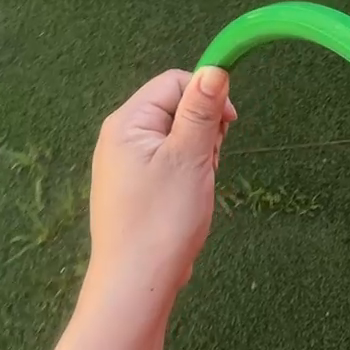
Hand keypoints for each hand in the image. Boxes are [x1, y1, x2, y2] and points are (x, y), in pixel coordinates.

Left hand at [83, 67, 236, 316]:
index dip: (207, 97)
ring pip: (179, 134)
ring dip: (200, 152)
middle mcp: (121, 136)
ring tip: (198, 184)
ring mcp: (127, 162)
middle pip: (177, 106)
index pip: (175, 82)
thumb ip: (201, 109)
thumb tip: (215, 68)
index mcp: (127, 122)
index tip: (228, 127)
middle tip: (207, 162)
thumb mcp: (190, 156)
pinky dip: (190, 171)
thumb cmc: (163, 218)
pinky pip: (171, 160)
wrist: (137, 282)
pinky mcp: (137, 185)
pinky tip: (190, 196)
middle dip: (204, 128)